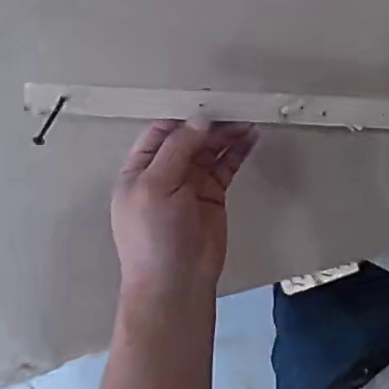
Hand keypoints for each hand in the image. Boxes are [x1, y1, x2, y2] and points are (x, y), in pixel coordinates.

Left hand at [111, 119, 260, 300]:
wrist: (176, 284)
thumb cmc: (153, 241)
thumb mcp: (155, 186)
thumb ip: (176, 149)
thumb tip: (198, 121)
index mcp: (140, 169)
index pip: (161, 131)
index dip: (183, 117)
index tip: (205, 105)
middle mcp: (164, 173)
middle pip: (189, 137)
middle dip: (210, 124)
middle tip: (233, 111)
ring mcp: (189, 183)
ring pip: (210, 149)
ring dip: (227, 134)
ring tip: (246, 122)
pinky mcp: (212, 194)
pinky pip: (225, 165)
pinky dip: (238, 151)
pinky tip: (249, 139)